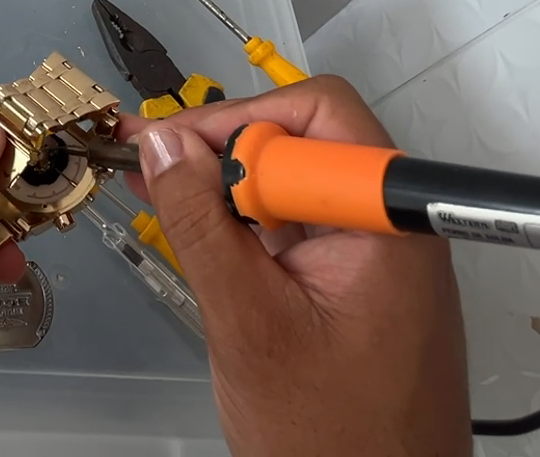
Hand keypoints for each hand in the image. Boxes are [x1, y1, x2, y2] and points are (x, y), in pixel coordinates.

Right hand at [122, 76, 469, 456]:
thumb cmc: (324, 436)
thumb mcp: (246, 322)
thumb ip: (200, 222)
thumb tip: (160, 140)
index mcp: (384, 223)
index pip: (318, 115)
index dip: (239, 118)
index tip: (171, 148)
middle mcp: (385, 223)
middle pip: (302, 137)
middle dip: (222, 143)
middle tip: (154, 161)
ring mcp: (368, 252)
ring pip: (288, 177)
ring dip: (220, 176)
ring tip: (154, 181)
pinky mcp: (347, 277)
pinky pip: (287, 219)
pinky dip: (235, 214)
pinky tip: (189, 219)